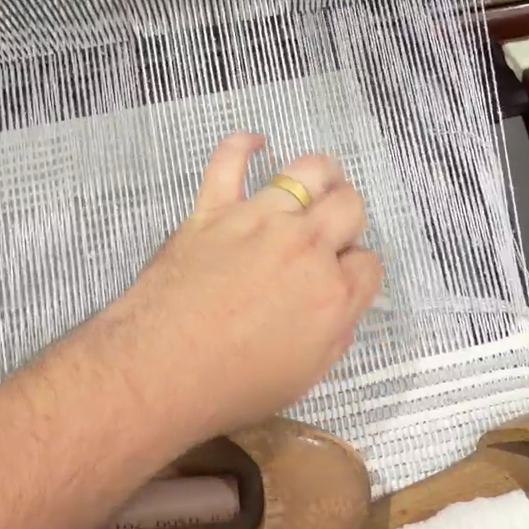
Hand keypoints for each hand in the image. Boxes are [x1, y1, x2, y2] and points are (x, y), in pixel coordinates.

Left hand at [85, 133, 382, 443]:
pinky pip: (230, 160)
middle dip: (348, 220)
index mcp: (333, 293)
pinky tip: (255, 143)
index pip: (370, 263)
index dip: (358, 270)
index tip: (343, 278)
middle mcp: (306, 245)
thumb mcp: (304, 376)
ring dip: (322, 176)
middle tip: (329, 236)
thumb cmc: (231, 385)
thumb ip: (334, 333)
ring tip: (316, 185)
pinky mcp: (214, 207)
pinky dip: (243, 145)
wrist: (158, 371)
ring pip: (309, 170)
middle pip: (350, 206)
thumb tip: (340, 305)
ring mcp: (260, 219)